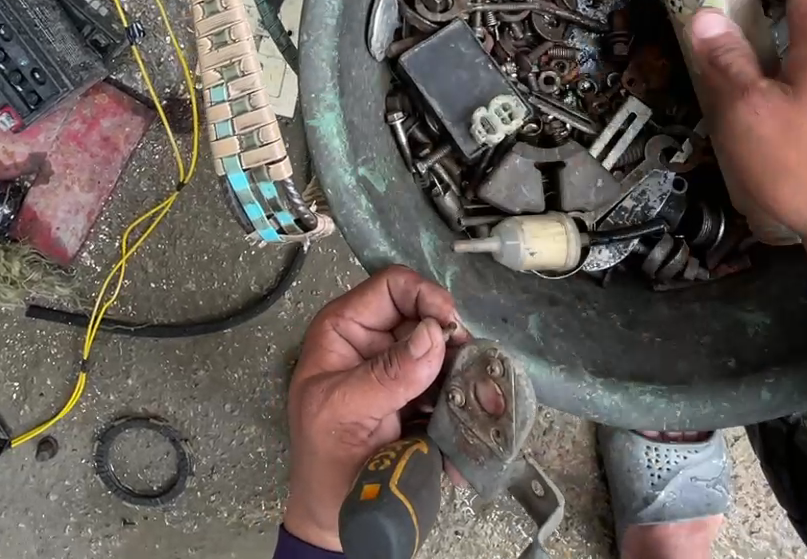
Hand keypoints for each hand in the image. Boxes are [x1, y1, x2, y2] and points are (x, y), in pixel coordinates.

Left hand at [284, 266, 460, 550]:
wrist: (335, 520)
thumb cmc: (324, 460)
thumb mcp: (343, 411)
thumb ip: (387, 374)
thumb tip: (432, 334)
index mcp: (346, 329)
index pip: (391, 286)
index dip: (424, 295)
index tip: (451, 324)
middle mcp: (377, 342)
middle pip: (427, 319)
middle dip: (454, 342)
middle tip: (472, 368)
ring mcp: (403, 371)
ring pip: (447, 354)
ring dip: (466, 376)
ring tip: (481, 402)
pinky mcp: (424, 400)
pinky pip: (454, 389)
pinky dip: (467, 405)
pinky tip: (472, 427)